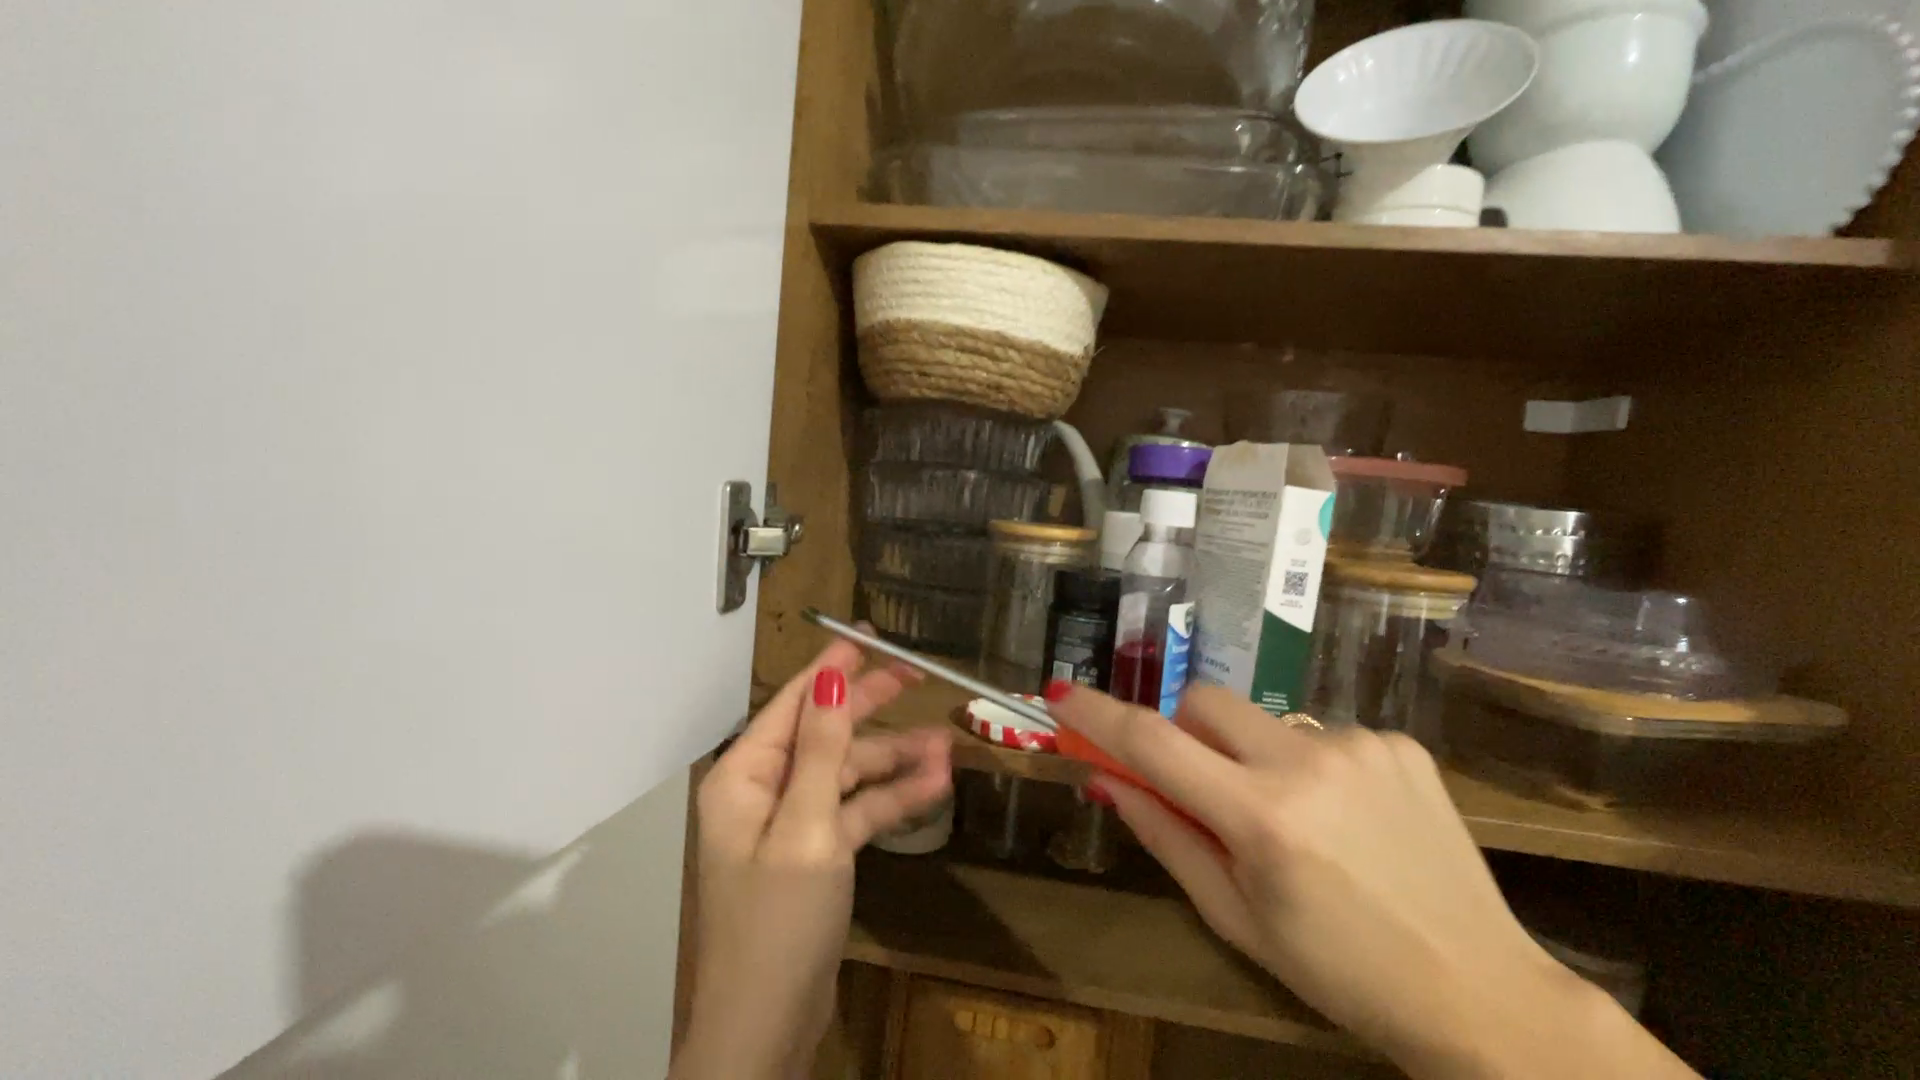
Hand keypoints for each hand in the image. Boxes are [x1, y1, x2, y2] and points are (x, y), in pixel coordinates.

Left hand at [673, 638, 952, 1079]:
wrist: (766, 1026)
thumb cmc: (778, 921)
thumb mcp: (806, 828)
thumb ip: (821, 752)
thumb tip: (829, 682)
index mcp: (744, 777)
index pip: (791, 706)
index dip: (829, 671)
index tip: (865, 639)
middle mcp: (762, 793)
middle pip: (822, 735)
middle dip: (869, 710)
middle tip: (914, 677)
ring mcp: (789, 827)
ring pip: (846, 776)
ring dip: (892, 761)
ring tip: (946, 745)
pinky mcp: (814, 858)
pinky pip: (854, 814)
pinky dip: (890, 800)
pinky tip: (933, 786)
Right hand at [1051, 684, 1696, 1079]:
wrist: (1478, 988)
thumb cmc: (1337, 971)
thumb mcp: (1235, 916)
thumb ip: (1164, 835)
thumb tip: (1105, 779)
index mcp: (1261, 816)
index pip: (1154, 743)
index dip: (1099, 715)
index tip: (1062, 695)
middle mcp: (1308, 761)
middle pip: (1205, 700)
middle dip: (1185, 732)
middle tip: (1201, 786)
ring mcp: (1362, 744)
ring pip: (1266, 720)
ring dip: (1254, 756)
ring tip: (1296, 822)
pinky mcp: (1401, 743)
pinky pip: (1324, 734)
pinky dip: (1312, 767)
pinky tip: (1348, 820)